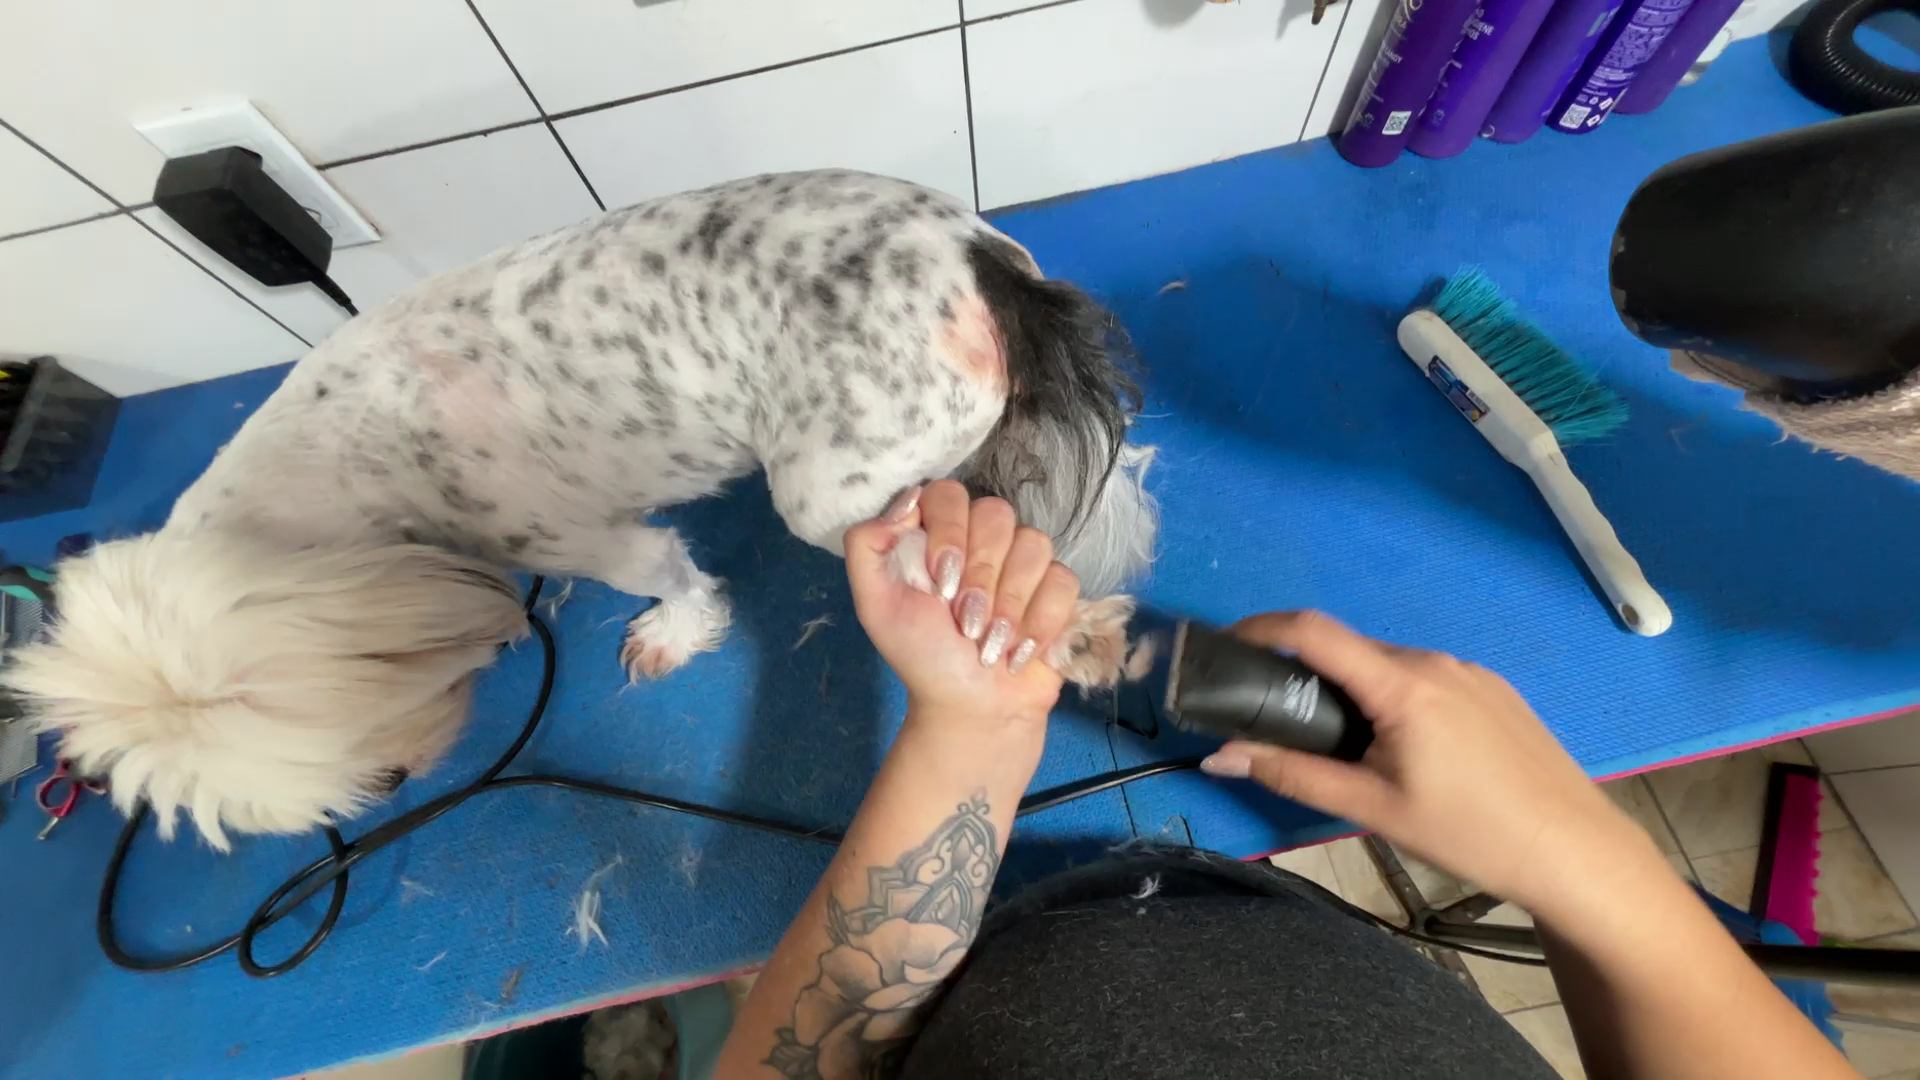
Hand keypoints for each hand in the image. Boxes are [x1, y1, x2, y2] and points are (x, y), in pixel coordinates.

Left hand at [844, 480, 1081, 726]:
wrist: (971, 707)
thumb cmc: (922, 655)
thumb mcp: (875, 604)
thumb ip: (867, 544)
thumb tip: (909, 498)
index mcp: (938, 533)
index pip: (949, 495)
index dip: (949, 534)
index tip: (940, 584)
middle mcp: (983, 537)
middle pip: (997, 514)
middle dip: (981, 576)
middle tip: (964, 621)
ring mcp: (1024, 561)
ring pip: (1034, 544)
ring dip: (1010, 604)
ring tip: (990, 643)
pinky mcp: (1058, 588)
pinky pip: (1063, 579)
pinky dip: (1040, 621)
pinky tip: (1020, 650)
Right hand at [1200, 612, 1648, 910]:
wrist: (1585, 860)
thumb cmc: (1471, 834)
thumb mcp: (1371, 808)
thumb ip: (1290, 774)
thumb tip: (1217, 757)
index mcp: (1402, 684)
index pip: (1314, 629)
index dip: (1262, 626)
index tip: (1227, 642)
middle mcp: (1434, 661)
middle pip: (1348, 646)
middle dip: (1304, 666)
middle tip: (1279, 710)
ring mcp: (1469, 671)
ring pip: (1384, 661)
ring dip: (1348, 682)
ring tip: (1341, 735)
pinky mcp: (1492, 688)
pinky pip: (1421, 674)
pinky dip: (1388, 691)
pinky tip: (1401, 742)